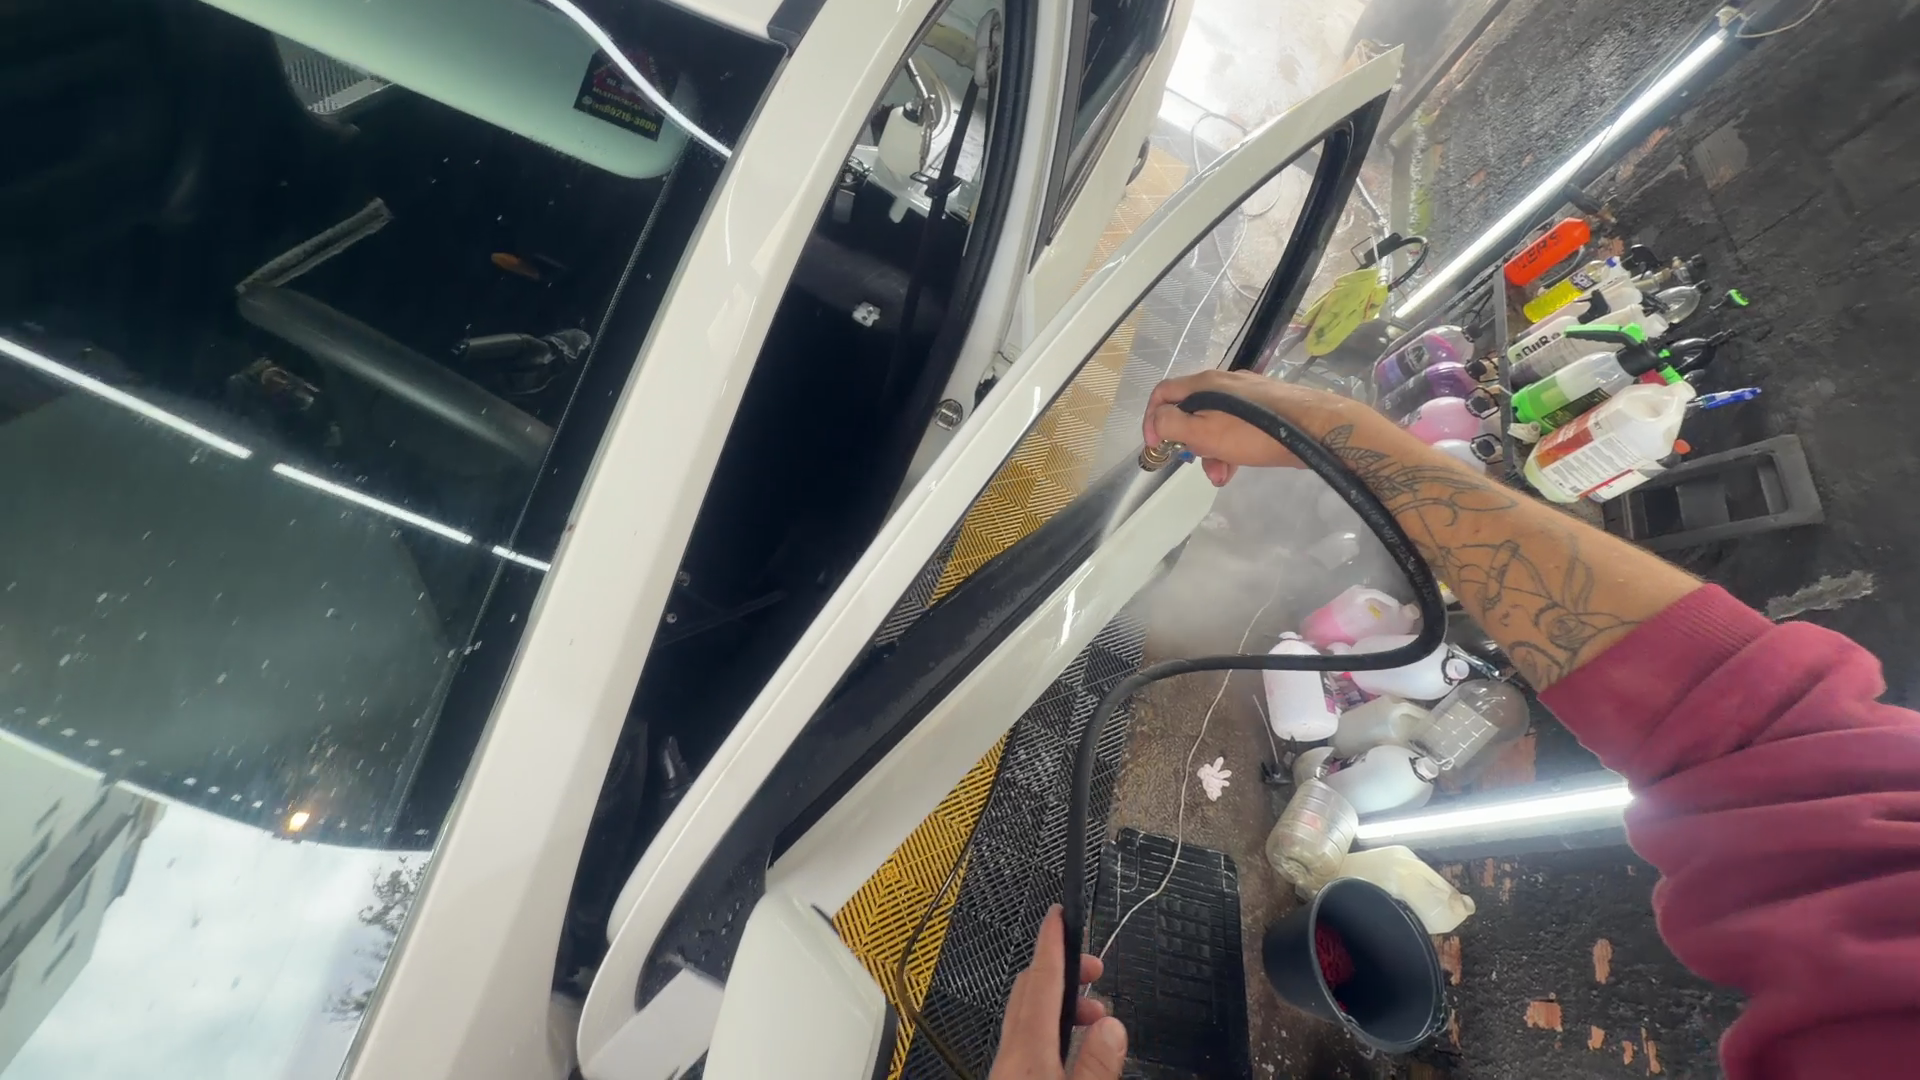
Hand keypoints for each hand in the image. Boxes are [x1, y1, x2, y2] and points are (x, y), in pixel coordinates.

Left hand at [988, 906, 1125, 1079]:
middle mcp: (1010, 1050)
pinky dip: (1048, 1024)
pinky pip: (1024, 1034)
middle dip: (1063, 968)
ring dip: (1058, 1000)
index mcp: (1028, 1047)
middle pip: (1030, 988)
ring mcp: (1004, 1064)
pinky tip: (1069, 1042)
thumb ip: (1096, 1063)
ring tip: (1095, 1015)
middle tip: (1094, 968)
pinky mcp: (1005, 1077)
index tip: (1058, 912)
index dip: (1051, 941)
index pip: (1041, 979)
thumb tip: (1113, 1025)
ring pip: (1025, 1012)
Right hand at [1142, 369, 1388, 486]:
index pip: (1162, 393)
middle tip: (1192, 462)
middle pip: (1188, 411)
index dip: (1151, 419)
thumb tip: (1157, 419)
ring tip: (1219, 474)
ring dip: (1208, 451)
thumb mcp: (1202, 432)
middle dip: (1186, 441)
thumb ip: (1171, 424)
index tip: (1156, 446)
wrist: (1315, 429)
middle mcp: (1222, 382)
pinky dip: (1229, 448)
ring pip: (1212, 423)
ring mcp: (1245, 394)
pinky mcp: (1264, 407)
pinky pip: (1234, 427)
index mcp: (1203, 384)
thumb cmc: (1252, 432)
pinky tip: (1236, 467)